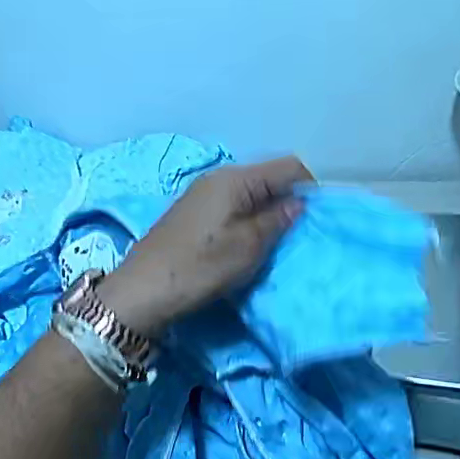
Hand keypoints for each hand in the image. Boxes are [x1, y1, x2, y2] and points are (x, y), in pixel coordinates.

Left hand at [94, 156, 312, 334]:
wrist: (141, 292)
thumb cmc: (198, 267)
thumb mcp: (247, 247)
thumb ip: (276, 221)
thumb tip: (298, 202)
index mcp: (234, 179)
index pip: (288, 166)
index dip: (309, 187)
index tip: (318, 218)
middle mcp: (218, 178)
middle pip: (268, 178)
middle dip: (289, 201)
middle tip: (298, 235)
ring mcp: (203, 196)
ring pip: (251, 195)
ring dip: (268, 214)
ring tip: (276, 243)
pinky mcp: (194, 214)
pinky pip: (234, 207)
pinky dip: (248, 221)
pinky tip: (249, 244)